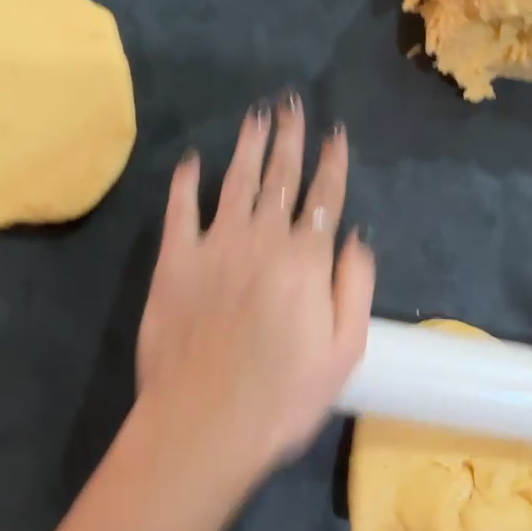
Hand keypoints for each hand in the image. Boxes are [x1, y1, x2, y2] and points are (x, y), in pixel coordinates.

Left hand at [135, 95, 376, 479]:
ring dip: (249, 146)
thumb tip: (355, 236)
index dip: (332, 161)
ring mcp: (216, 246)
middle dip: (290, 137)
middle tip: (293, 103)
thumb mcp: (344, 351)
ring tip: (257, 115)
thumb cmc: (282, 397)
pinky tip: (192, 160)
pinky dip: (186, 183)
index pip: (325, 197)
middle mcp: (263, 239)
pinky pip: (181, 211)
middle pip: (281, 177)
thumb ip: (355, 286)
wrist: (202, 426)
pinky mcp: (176, 262)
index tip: (336, 131)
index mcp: (306, 260)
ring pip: (238, 182)